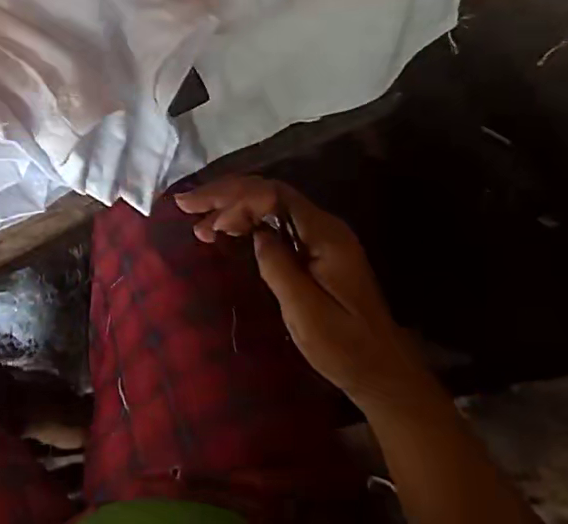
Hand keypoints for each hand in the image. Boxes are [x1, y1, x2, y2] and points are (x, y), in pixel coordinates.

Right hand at [175, 177, 410, 403]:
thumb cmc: (345, 347)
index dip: (237, 200)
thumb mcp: (307, 312)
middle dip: (226, 194)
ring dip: (231, 206)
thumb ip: (278, 265)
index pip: (275, 196)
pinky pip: (272, 222)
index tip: (209, 221)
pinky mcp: (311, 250)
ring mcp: (317, 237)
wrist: (382, 373)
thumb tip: (254, 232)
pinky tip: (221, 229)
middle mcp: (322, 226)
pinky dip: (243, 221)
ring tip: (196, 219)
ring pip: (267, 204)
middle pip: (268, 193)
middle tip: (185, 202)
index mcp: (325, 234)